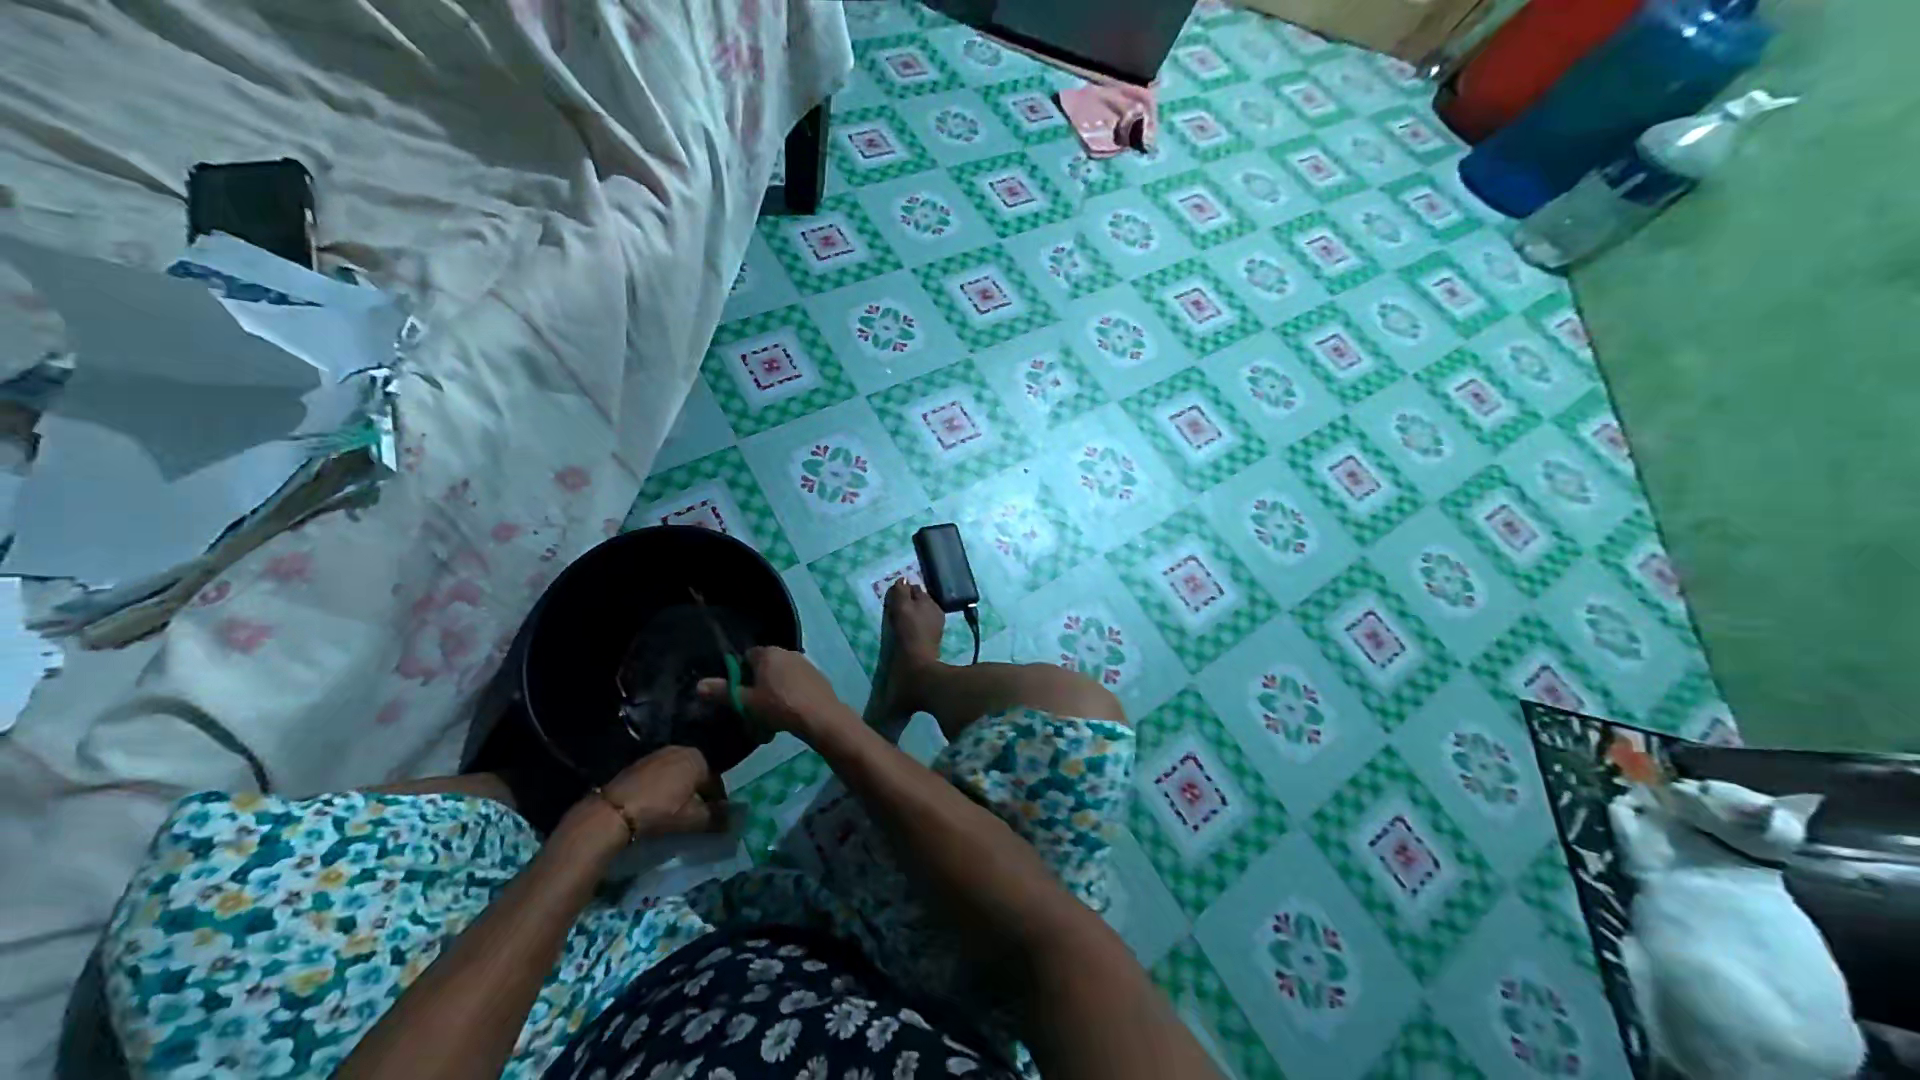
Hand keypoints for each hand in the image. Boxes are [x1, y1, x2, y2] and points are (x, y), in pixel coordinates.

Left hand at [563, 746, 726, 852]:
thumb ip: (717, 818)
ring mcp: (656, 754)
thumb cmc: (660, 811)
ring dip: (679, 792)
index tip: (712, 821)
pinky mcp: (637, 764)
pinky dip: (662, 790)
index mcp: (697, 757)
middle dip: (696, 795)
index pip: (715, 783)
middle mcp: (679, 749)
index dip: (716, 804)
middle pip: (695, 776)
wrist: (612, 812)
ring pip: (677, 776)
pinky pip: (659, 777)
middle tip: (693, 818)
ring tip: (674, 814)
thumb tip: (736, 821)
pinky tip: (655, 807)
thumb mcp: (693, 819)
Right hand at [697, 646, 852, 738]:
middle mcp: (787, 652)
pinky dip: (789, 698)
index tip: (738, 694)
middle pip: (764, 669)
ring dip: (772, 697)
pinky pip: (795, 685)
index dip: (739, 675)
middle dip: (756, 689)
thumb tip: (699, 685)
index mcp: (768, 653)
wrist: (820, 715)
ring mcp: (804, 663)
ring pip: (780, 680)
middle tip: (753, 711)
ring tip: (770, 721)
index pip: (746, 657)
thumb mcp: (747, 702)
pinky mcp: (817, 676)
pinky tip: (788, 717)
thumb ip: (723, 692)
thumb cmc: (779, 705)